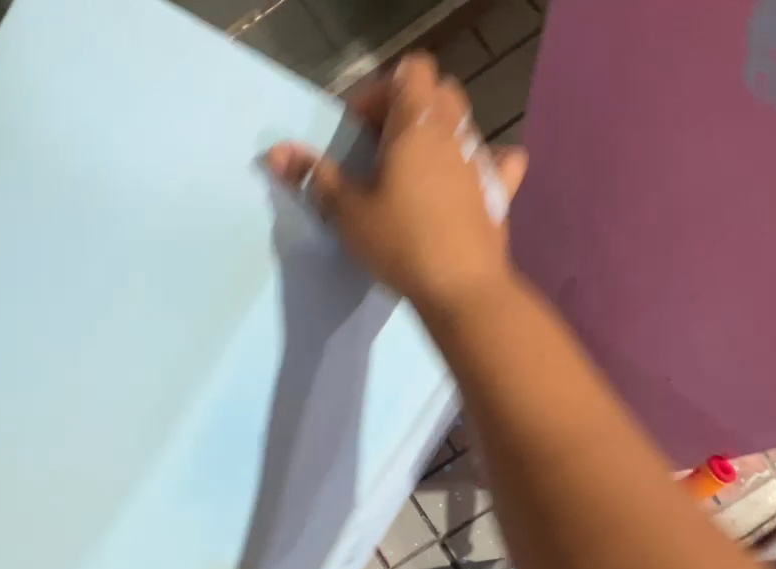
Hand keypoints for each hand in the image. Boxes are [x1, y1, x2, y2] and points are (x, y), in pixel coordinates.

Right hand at [266, 53, 528, 315]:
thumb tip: (275, 152)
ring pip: (463, 126)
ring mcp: (482, 162)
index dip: (382, 91)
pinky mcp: (499, 194)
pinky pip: (499, 162)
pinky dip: (485, 163)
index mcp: (417, 124)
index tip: (360, 129)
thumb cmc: (400, 243)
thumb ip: (315, 177)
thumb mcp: (348, 213)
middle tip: (383, 148)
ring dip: (439, 137)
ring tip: (414, 174)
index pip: (409, 71)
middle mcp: (455, 133)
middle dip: (409, 109)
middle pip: (438, 93)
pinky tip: (470, 181)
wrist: (461, 288)